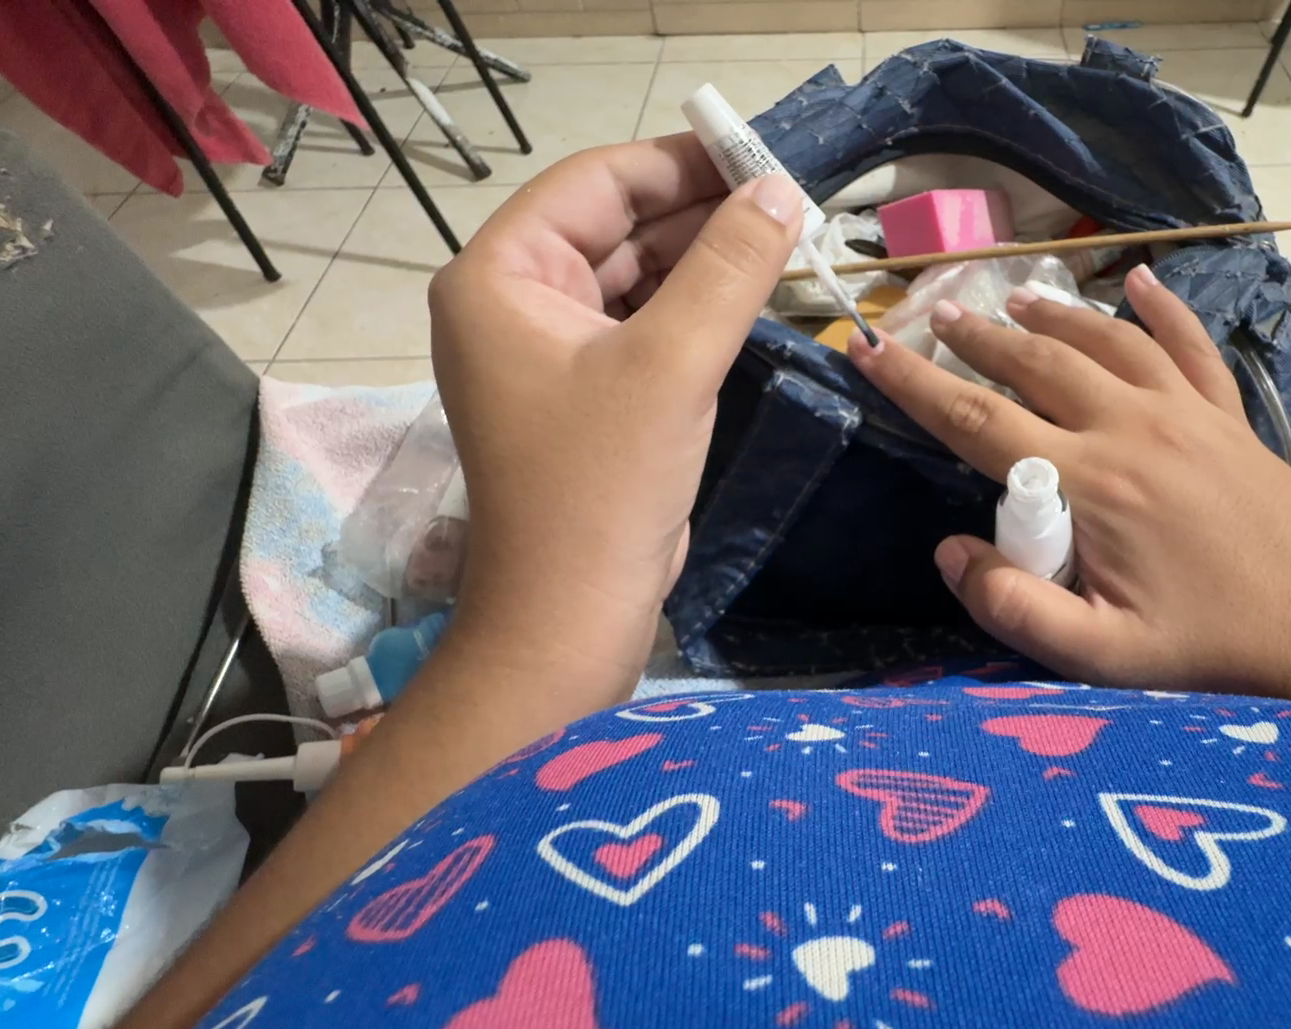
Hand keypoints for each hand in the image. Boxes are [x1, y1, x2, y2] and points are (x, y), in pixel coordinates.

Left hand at [67, 141, 808, 1028]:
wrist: (578, 607)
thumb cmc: (606, 483)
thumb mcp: (673, 364)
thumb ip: (729, 270)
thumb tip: (782, 192)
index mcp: (504, 276)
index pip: (597, 184)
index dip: (680, 164)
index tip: (760, 157)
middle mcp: (519, 304)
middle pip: (618, 229)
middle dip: (700, 215)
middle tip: (786, 203)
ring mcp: (557, 353)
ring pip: (638, 281)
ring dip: (704, 264)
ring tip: (782, 243)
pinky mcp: (594, 396)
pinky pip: (648, 331)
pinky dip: (697, 313)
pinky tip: (750, 300)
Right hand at [845, 267, 1290, 698]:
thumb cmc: (1208, 646)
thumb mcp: (1099, 654)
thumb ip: (1013, 605)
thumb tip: (948, 550)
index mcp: (1091, 482)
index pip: (979, 420)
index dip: (915, 384)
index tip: (871, 349)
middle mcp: (1132, 428)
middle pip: (1035, 364)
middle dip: (975, 338)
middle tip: (934, 313)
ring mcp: (1186, 414)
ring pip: (1104, 342)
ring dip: (1050, 316)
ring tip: (1008, 299)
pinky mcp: (1228, 417)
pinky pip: (1190, 347)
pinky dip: (1161, 310)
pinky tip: (1140, 280)